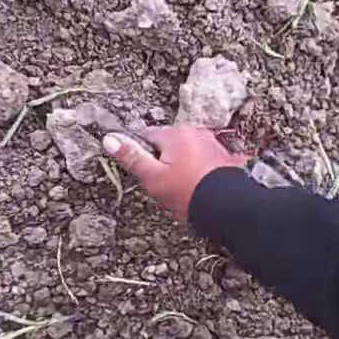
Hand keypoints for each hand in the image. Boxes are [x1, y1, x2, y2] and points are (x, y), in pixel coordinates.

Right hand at [103, 127, 247, 221]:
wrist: (228, 206)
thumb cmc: (189, 193)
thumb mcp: (153, 177)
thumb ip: (132, 157)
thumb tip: (110, 139)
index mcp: (176, 134)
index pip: (147, 135)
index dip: (141, 153)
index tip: (144, 170)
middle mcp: (195, 133)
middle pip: (168, 144)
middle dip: (162, 161)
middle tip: (164, 184)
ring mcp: (211, 143)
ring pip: (185, 152)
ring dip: (180, 166)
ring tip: (182, 189)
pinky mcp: (223, 157)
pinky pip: (201, 160)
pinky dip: (196, 170)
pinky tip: (196, 187)